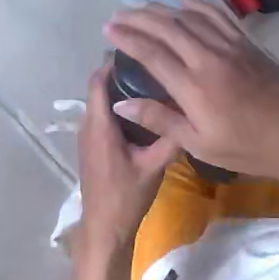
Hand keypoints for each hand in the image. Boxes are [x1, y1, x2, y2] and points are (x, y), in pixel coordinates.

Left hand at [77, 58, 182, 253]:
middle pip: (100, 87)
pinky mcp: (92, 147)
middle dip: (122, 73)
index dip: (115, 62)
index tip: (141, 50)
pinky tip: (145, 111)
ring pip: (101, 102)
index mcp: (100, 126)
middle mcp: (88, 126)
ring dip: (121, 90)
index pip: (99, 80)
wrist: (104, 229)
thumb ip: (171, 139)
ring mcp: (87, 137)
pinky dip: (119, 107)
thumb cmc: (126, 197)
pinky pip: (102, 116)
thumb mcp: (155, 167)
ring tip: (153, 82)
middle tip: (154, 65)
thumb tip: (191, 111)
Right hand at [103, 1, 278, 185]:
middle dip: (139, 18)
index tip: (108, 30)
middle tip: (118, 15)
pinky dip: (199, 4)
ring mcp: (232, 47)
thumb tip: (122, 102)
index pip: (152, 54)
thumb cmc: (251, 149)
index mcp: (195, 87)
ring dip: (163, 9)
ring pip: (191, 18)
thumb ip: (161, 120)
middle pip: (168, 28)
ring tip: (142, 7)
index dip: (128, 38)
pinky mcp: (248, 44)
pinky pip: (219, 16)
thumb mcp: (201, 145)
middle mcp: (210, 58)